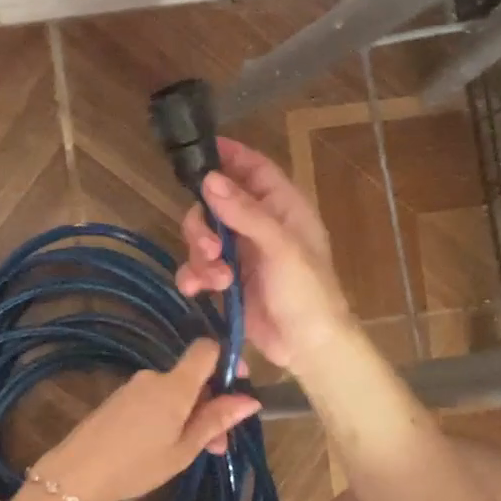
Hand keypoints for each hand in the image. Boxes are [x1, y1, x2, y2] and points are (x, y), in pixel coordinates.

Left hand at [35, 339, 260, 500]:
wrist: (76, 475)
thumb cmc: (136, 466)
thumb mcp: (183, 450)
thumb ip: (215, 421)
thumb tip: (250, 399)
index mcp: (174, 385)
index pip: (207, 348)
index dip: (228, 360)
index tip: (238, 388)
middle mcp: (153, 378)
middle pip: (192, 377)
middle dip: (211, 405)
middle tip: (217, 446)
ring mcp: (133, 388)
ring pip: (174, 392)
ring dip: (189, 416)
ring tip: (190, 453)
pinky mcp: (118, 400)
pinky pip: (154, 400)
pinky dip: (167, 417)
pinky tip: (163, 447)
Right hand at [174, 138, 354, 373]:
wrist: (307, 346)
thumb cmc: (307, 292)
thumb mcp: (280, 247)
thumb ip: (245, 213)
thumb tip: (208, 180)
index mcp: (282, 207)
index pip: (253, 168)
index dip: (227, 157)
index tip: (197, 154)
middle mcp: (259, 225)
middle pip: (215, 205)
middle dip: (203, 225)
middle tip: (210, 247)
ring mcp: (242, 255)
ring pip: (203, 238)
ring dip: (201, 257)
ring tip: (216, 281)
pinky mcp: (227, 283)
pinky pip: (199, 269)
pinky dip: (194, 277)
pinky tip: (198, 291)